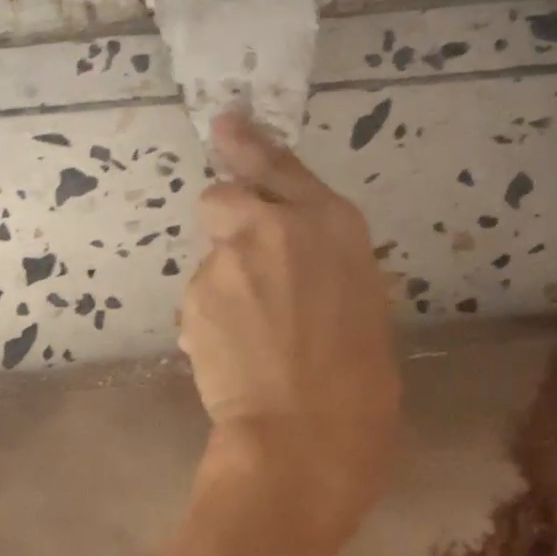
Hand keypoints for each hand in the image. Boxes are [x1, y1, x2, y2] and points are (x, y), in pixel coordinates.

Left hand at [180, 111, 399, 517]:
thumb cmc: (359, 381)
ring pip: (208, 257)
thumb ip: (320, 262)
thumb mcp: (361, 302)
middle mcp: (275, 227)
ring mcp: (229, 259)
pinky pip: (197, 300)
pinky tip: (231, 356)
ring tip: (250, 337)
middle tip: (240, 267)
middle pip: (222, 197)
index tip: (225, 123)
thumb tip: (289, 258)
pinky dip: (208, 320)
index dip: (249, 145)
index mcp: (334, 223)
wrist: (306, 432)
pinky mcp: (195, 296)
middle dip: (225, 223)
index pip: (280, 167)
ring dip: (221, 284)